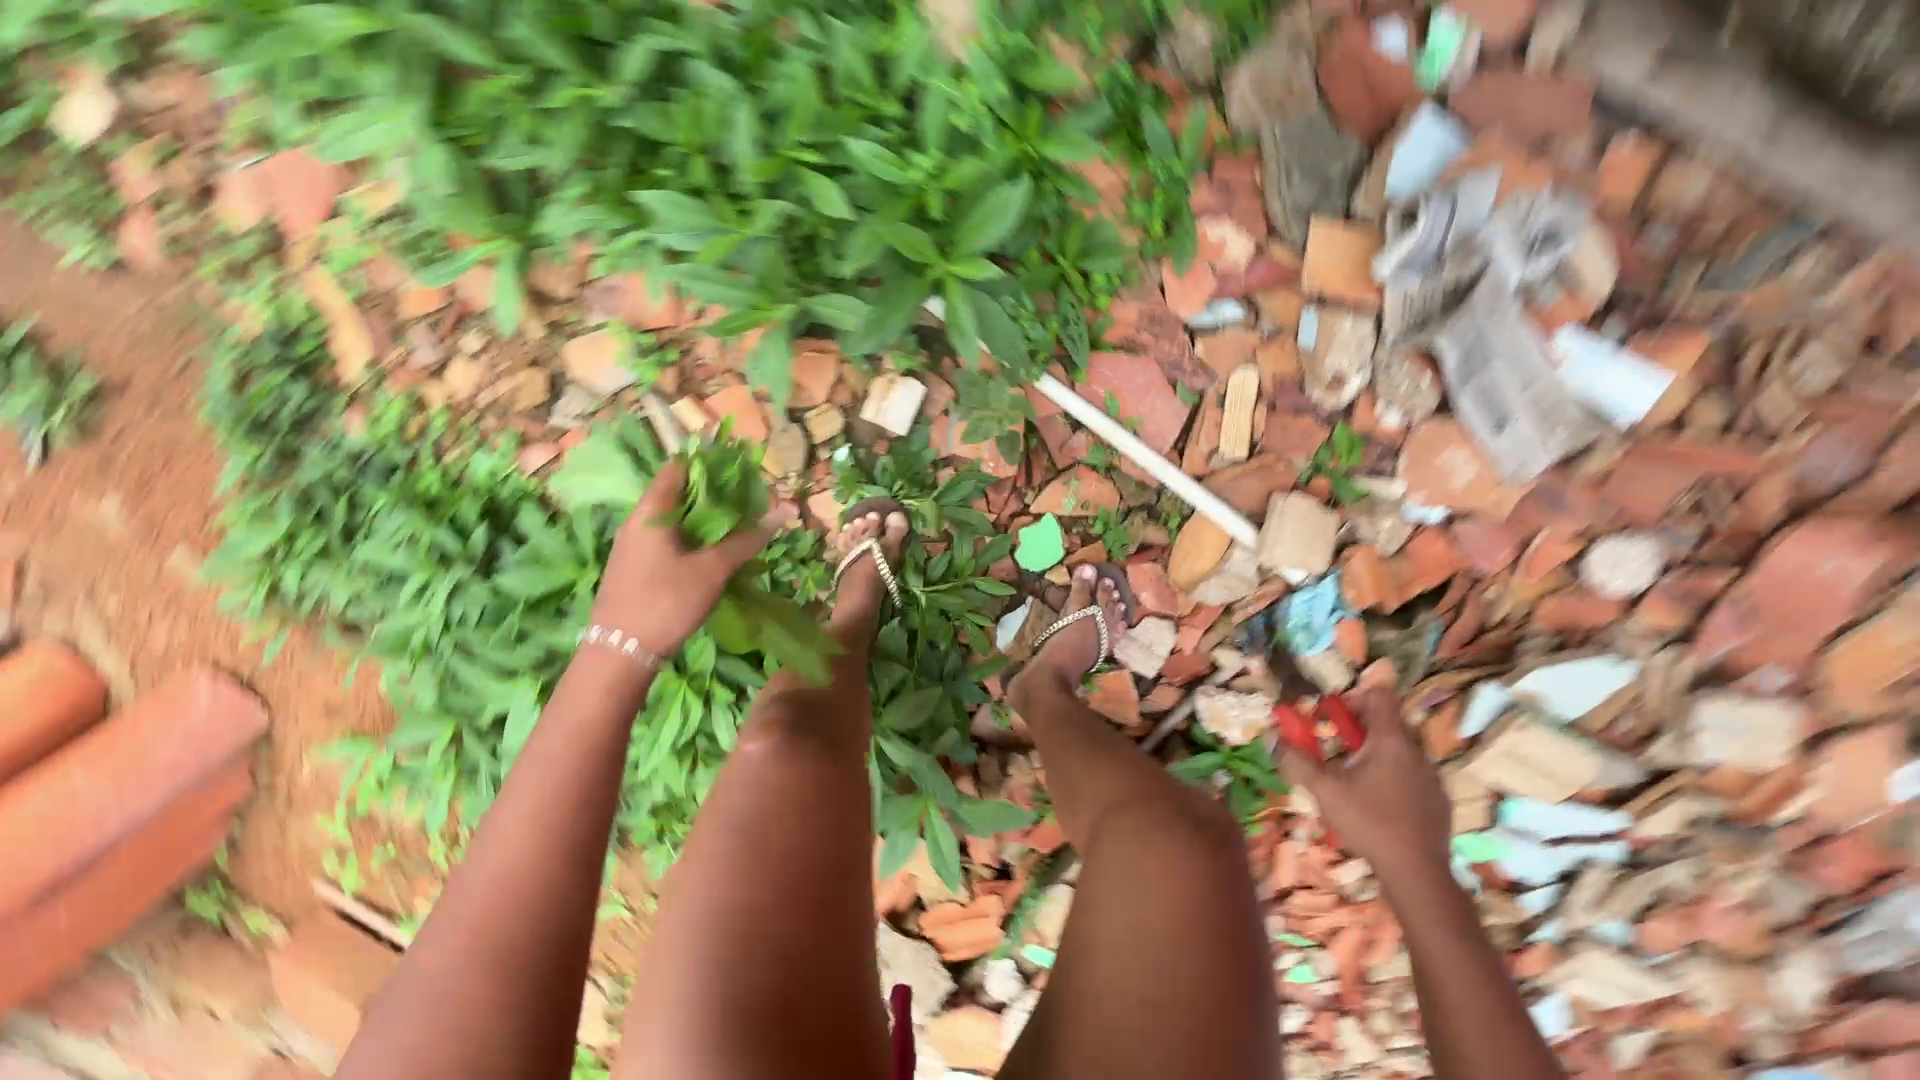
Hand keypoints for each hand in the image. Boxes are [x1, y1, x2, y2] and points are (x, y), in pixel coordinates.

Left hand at [589, 460, 769, 657]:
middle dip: (711, 495)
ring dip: (701, 521)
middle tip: (746, 502)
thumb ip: (746, 540)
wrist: (619, 654)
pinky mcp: (633, 569)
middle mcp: (636, 522)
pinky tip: (710, 556)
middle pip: (676, 494)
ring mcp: (631, 547)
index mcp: (651, 512)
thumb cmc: (665, 602)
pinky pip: (664, 542)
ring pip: (671, 521)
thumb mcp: (712, 570)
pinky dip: (689, 540)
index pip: (678, 468)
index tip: (739, 471)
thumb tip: (783, 511)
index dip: (708, 465)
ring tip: (735, 528)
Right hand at [1279, 688, 1453, 894]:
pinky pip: (1415, 775)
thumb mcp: (1325, 791)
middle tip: (1337, 750)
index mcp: (1391, 741)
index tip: (1334, 719)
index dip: (1354, 699)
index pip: (1380, 696)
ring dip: (1378, 755)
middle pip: (1390, 723)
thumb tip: (1273, 741)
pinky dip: (1395, 779)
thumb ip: (1297, 762)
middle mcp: (1418, 751)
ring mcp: (1433, 777)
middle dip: (1361, 730)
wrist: (1417, 871)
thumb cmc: (1369, 822)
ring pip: (1403, 751)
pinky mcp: (1440, 800)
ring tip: (1356, 780)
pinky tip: (1380, 805)